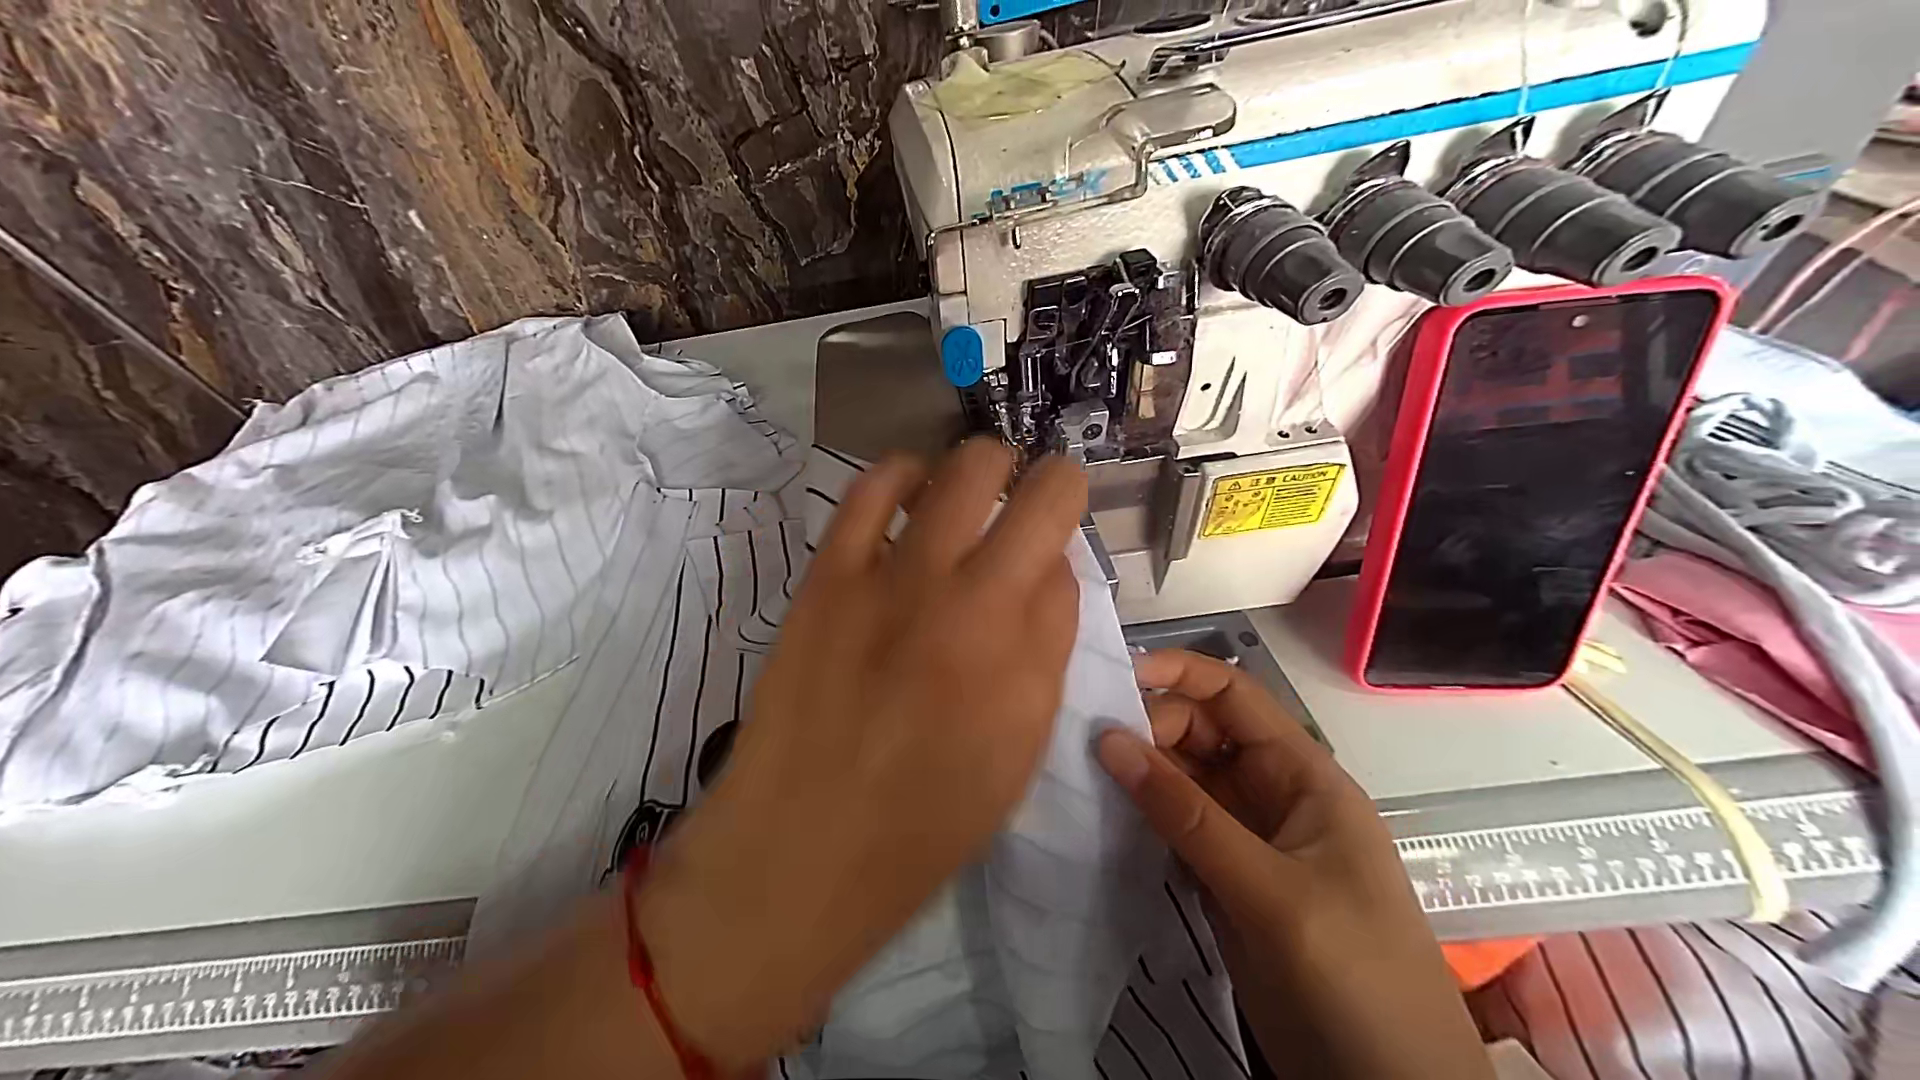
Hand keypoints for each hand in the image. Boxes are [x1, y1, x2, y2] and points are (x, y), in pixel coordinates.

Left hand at [636, 440, 1087, 1070]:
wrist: (806, 842)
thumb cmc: (929, 814)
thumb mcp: (1022, 743)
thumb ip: (1047, 645)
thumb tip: (1049, 567)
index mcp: (1026, 650)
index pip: (1069, 545)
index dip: (1071, 518)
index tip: (1056, 526)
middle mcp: (969, 599)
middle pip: (1029, 488)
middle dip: (1040, 479)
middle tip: (1023, 501)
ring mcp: (892, 579)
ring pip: (959, 471)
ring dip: (980, 468)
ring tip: (969, 492)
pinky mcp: (829, 576)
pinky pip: (870, 490)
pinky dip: (902, 475)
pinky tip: (909, 489)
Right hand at [1097, 650, 1491, 1079]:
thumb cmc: (1354, 974)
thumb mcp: (1271, 890)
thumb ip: (1187, 816)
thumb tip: (1109, 740)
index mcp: (1302, 775)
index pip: (1234, 697)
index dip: (1179, 675)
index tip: (1116, 675)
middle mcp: (1269, 793)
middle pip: (1199, 733)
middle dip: (1148, 727)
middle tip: (1091, 744)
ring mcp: (1243, 836)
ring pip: (1180, 779)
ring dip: (1137, 770)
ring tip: (1081, 767)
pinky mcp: (1221, 875)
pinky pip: (1173, 825)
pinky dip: (1139, 813)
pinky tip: (1100, 811)